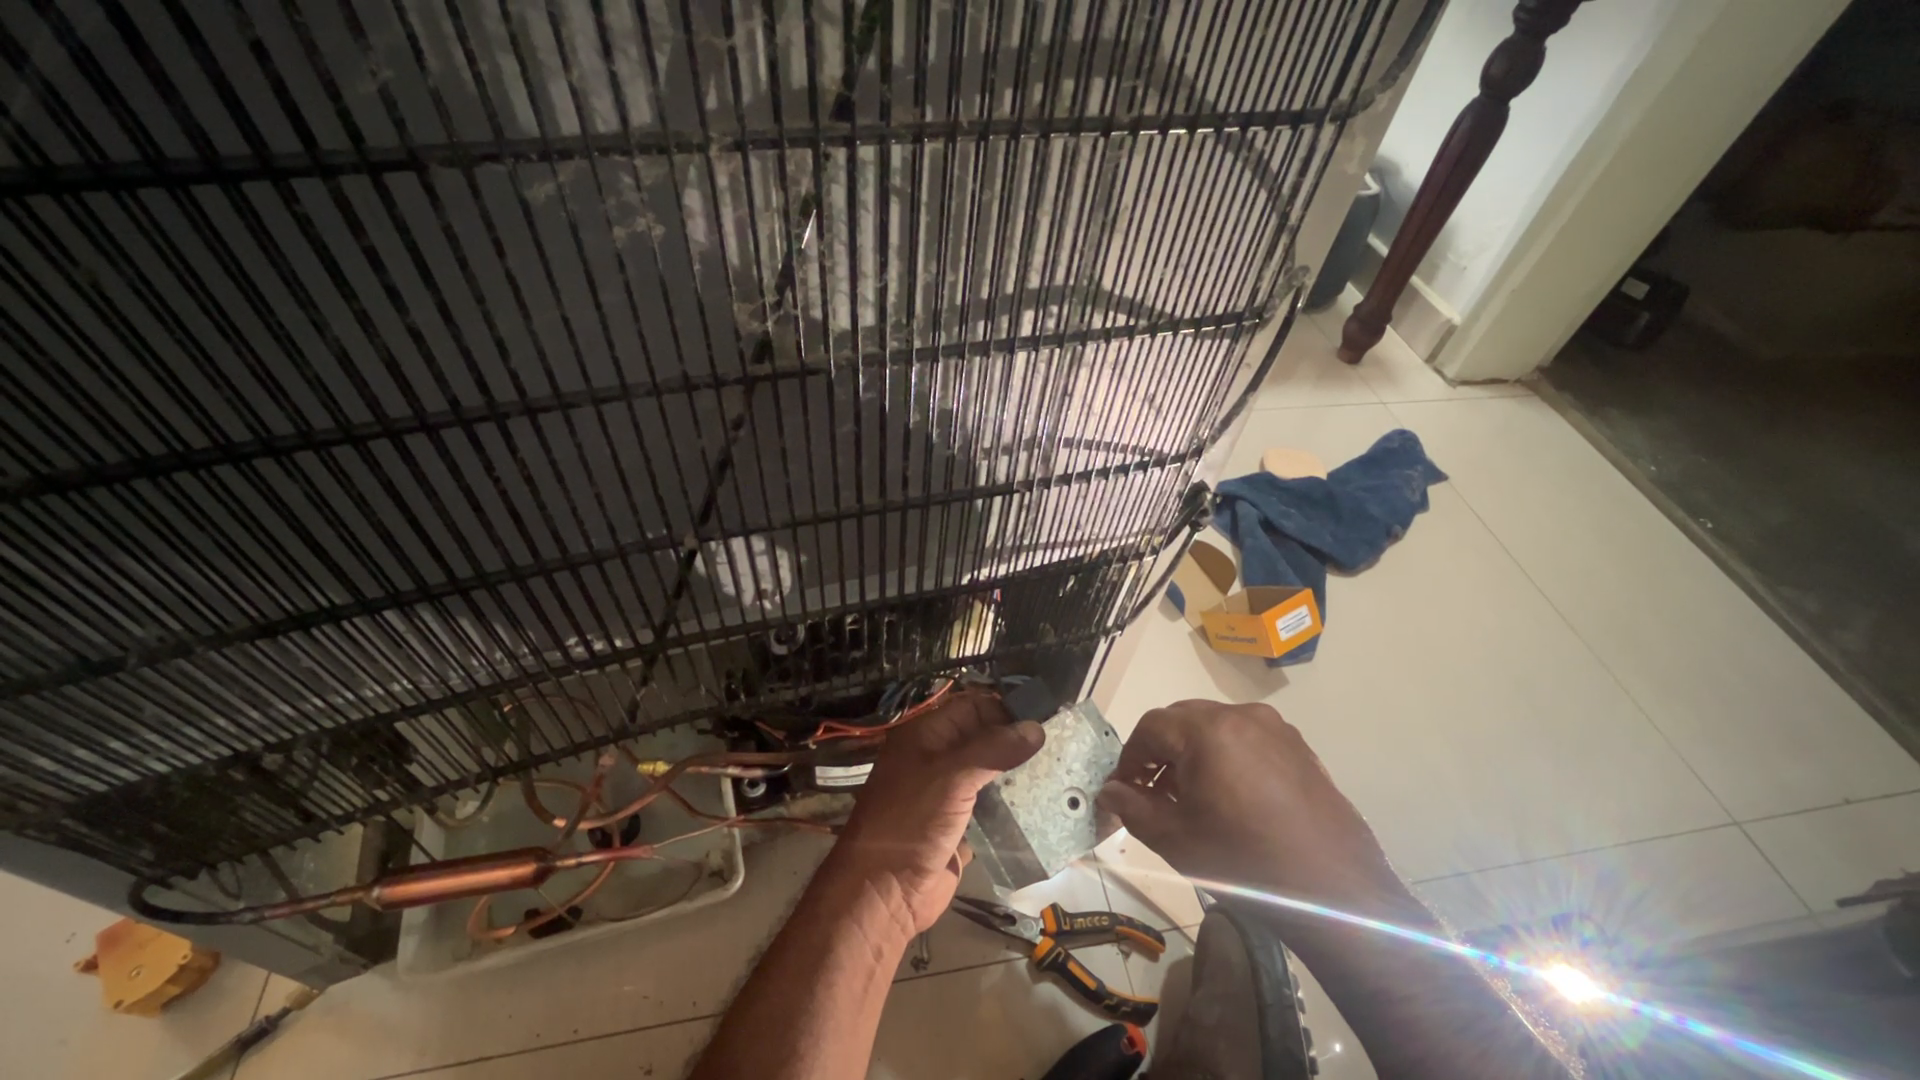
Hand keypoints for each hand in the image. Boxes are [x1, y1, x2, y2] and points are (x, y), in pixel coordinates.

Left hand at [832, 690, 1043, 933]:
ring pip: (989, 773)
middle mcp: (936, 759)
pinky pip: (991, 807)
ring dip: (1018, 773)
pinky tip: (1043, 803)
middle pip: (983, 738)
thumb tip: (1036, 727)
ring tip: (1060, 769)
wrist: (884, 892)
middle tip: (1060, 744)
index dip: (1005, 709)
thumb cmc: (910, 823)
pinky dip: (1013, 805)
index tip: (1045, 717)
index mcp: (924, 736)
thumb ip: (993, 749)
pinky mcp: (960, 825)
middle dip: (1017, 741)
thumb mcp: (951, 778)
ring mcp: (948, 794)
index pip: (971, 707)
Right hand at [1096, 700, 1409, 916]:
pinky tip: (1229, 800)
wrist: (1336, 894)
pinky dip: (1226, 758)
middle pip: (1184, 720)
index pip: (1151, 727)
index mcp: (1209, 730)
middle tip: (1153, 793)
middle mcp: (1243, 717)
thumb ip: (1133, 807)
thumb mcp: (1175, 838)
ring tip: (1191, 798)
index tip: (1125, 790)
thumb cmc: (1244, 863)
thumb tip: (1109, 790)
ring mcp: (1277, 731)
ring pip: (1217, 728)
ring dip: (1193, 753)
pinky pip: (1248, 741)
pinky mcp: (1300, 750)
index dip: (1130, 758)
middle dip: (1161, 752)